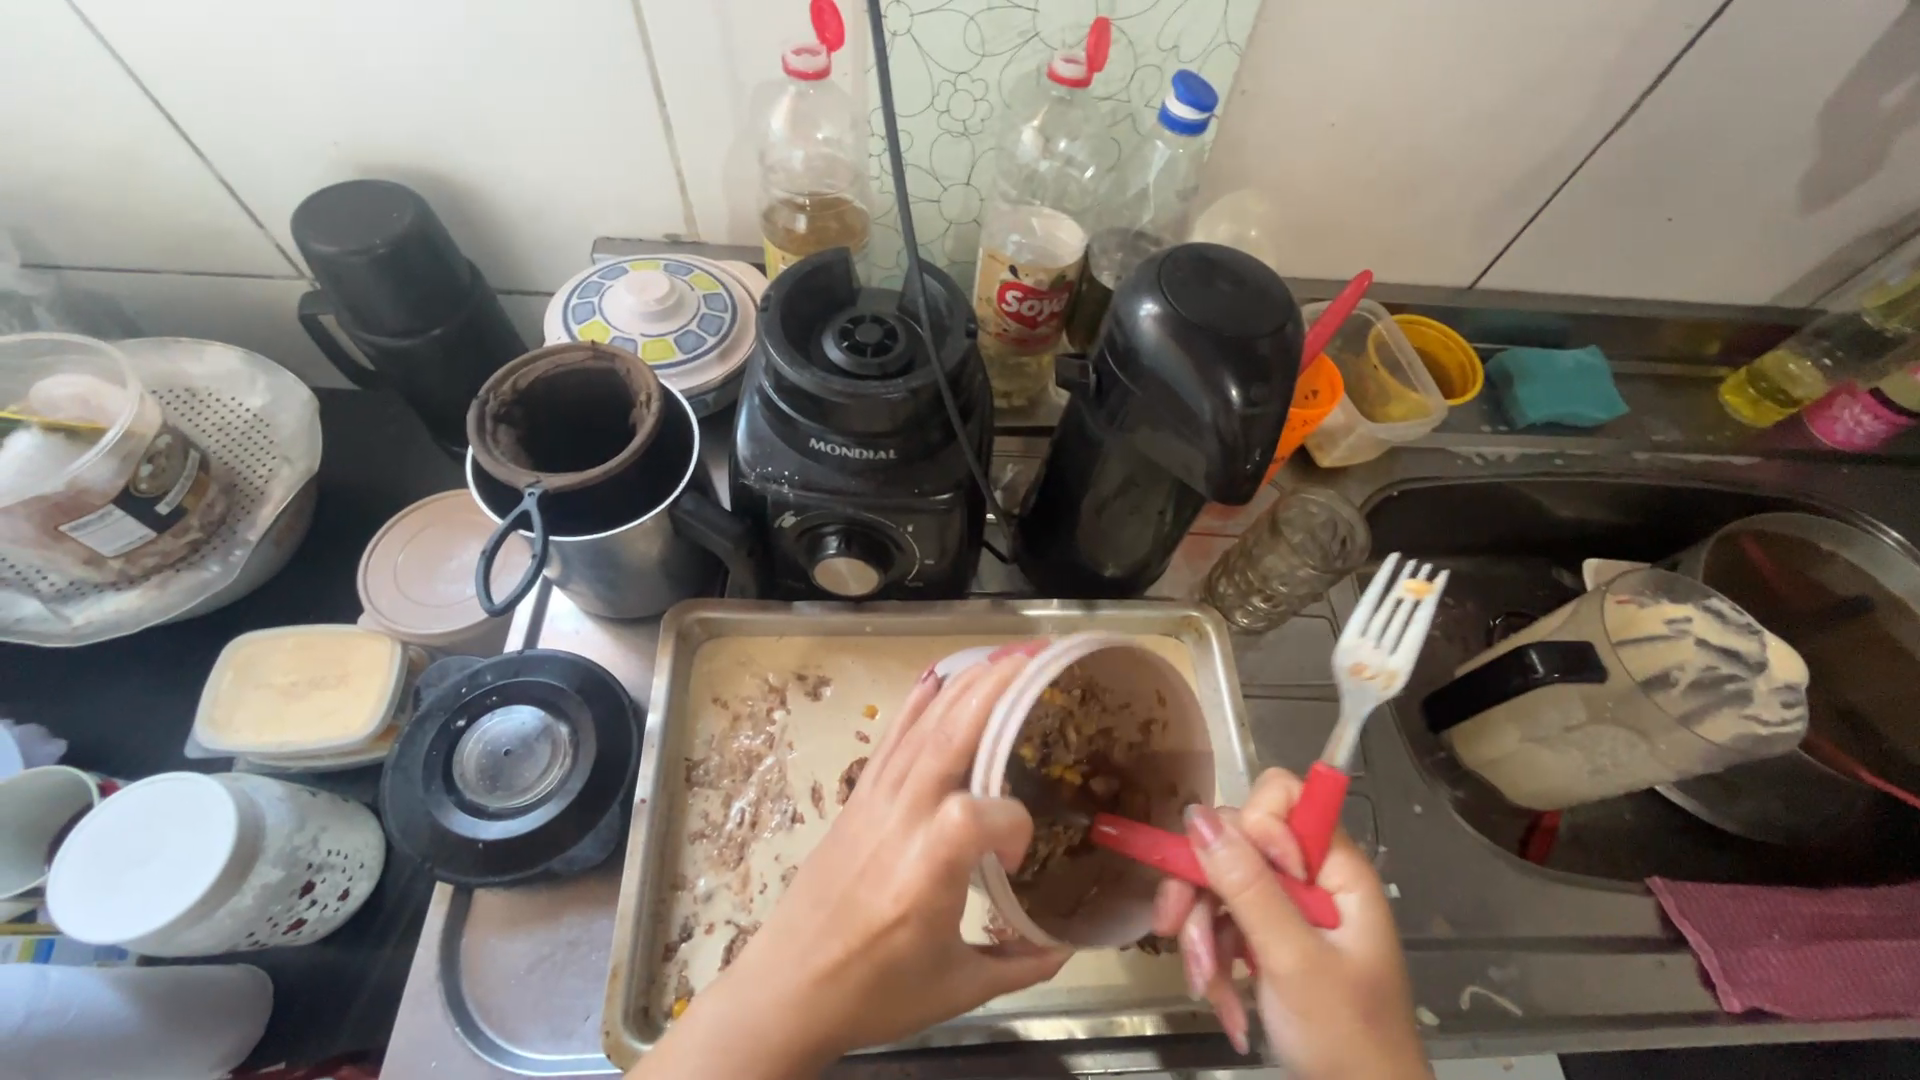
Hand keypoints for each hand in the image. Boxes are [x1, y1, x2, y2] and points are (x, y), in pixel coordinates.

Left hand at [634, 645, 1069, 1078]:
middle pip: (949, 739)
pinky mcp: (857, 799)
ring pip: (922, 731)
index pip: (979, 814)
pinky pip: (891, 742)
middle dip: (995, 694)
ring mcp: (874, 802)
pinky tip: (936, 678)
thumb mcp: (956, 988)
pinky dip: (915, 707)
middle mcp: (900, 821)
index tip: (1019, 860)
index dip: (1014, 824)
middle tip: (1037, 662)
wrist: (787, 988)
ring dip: (964, 688)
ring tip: (1003, 658)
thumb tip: (1070, 940)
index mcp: (926, 872)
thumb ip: (1020, 961)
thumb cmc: (874, 992)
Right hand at [1152, 768, 1426, 1079]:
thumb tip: (1195, 813)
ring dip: (1201, 935)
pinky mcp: (1266, 940)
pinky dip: (1211, 959)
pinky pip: (1221, 923)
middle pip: (1235, 842)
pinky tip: (1221, 1001)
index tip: (1238, 874)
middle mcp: (1310, 878)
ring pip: (1218, 884)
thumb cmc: (1346, 1039)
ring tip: (1206, 987)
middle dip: (1202, 890)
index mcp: (1335, 870)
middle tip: (1174, 930)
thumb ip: (1247, 885)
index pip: (1281, 798)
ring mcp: (1287, 910)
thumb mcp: (1293, 961)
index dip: (1251, 826)